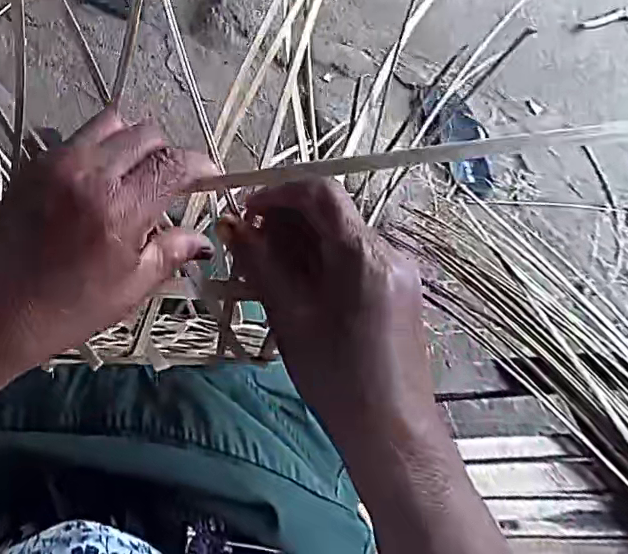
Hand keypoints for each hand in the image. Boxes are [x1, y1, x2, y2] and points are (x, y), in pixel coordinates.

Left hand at [0, 109, 214, 371]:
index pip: (172, 164)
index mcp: (119, 209)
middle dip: (165, 152)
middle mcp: (92, 173)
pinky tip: (97, 178)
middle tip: (166, 180)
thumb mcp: (128, 289)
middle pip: (146, 133)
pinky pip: (81, 135)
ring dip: (132, 141)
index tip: (208, 174)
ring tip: (131, 172)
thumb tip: (203, 239)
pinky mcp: (38, 159)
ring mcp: (61, 161)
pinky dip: (100, 147)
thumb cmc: (68, 307)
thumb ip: (169, 252)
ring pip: (113, 122)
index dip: (199, 164)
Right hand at [219, 180, 438, 439]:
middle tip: (249, 242)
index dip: (277, 191)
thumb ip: (259, 261)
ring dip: (299, 237)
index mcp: (363, 253)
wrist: (393, 435)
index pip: (319, 191)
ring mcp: (398, 267)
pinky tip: (297, 282)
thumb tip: (230, 223)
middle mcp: (387, 249)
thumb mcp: (290, 315)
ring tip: (267, 266)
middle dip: (284, 217)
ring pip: (338, 230)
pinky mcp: (398, 285)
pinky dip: (320, 255)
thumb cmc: (336, 377)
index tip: (247, 211)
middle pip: (328, 210)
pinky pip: (352, 252)